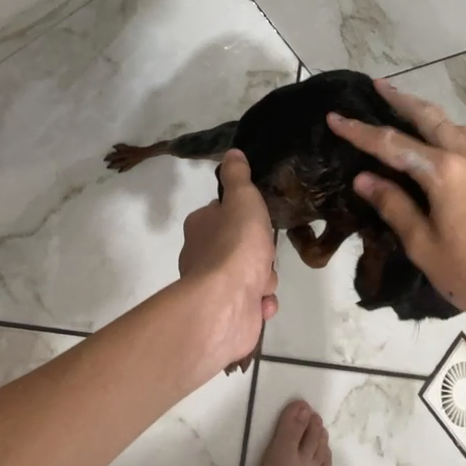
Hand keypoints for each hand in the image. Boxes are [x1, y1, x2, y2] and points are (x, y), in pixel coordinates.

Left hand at [178, 151, 278, 371]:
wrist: (227, 302)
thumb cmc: (235, 244)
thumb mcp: (242, 199)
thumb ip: (238, 177)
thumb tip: (232, 153)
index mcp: (201, 226)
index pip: (223, 214)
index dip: (244, 217)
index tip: (258, 221)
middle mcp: (201, 255)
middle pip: (240, 246)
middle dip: (259, 253)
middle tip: (265, 254)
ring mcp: (213, 287)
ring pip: (249, 275)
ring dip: (264, 279)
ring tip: (263, 281)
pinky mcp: (225, 312)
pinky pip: (251, 303)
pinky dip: (260, 303)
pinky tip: (262, 302)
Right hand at [330, 80, 465, 343]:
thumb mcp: (424, 245)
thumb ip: (394, 206)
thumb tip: (364, 179)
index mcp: (443, 171)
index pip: (392, 143)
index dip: (360, 131)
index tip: (334, 118)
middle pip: (428, 117)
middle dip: (400, 100)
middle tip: (377, 85)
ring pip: (452, 126)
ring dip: (426, 112)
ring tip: (405, 108)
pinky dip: (445, 130)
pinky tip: (438, 144)